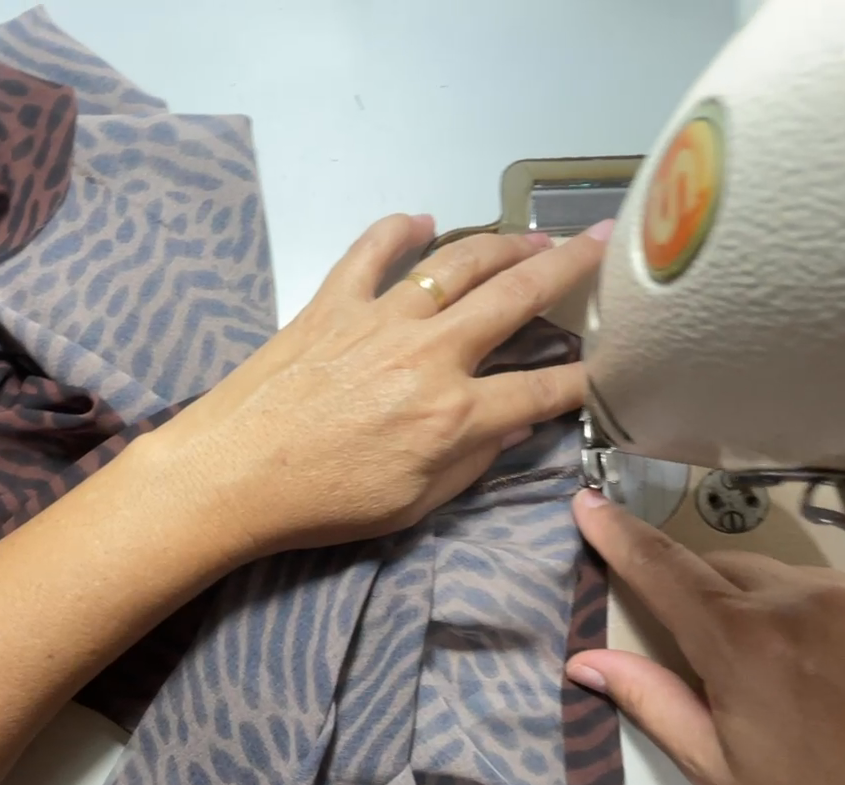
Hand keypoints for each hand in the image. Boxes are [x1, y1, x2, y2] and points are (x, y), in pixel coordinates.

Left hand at [146, 214, 609, 555]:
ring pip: (457, 263)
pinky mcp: (331, 304)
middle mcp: (430, 355)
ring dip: (503, 243)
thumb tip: (515, 426)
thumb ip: (472, 463)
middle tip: (604, 242)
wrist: (234, 477)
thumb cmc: (323, 504)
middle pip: (516, 298)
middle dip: (570, 267)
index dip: (585, 379)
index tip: (610, 365)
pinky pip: (371, 251)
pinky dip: (398, 230)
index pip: (542, 389)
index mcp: (454, 415)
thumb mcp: (412, 505)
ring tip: (533, 235)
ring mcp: (379, 320)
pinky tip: (420, 219)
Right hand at [564, 487, 844, 784]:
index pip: (661, 568)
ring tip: (807, 683)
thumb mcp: (723, 775)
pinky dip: (839, 624)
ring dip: (775, 610)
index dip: (618, 533)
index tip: (586, 500)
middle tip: (717, 656)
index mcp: (744, 642)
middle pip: (728, 569)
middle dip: (705, 593)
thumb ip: (651, 701)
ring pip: (797, 582)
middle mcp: (810, 600)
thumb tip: (583, 659)